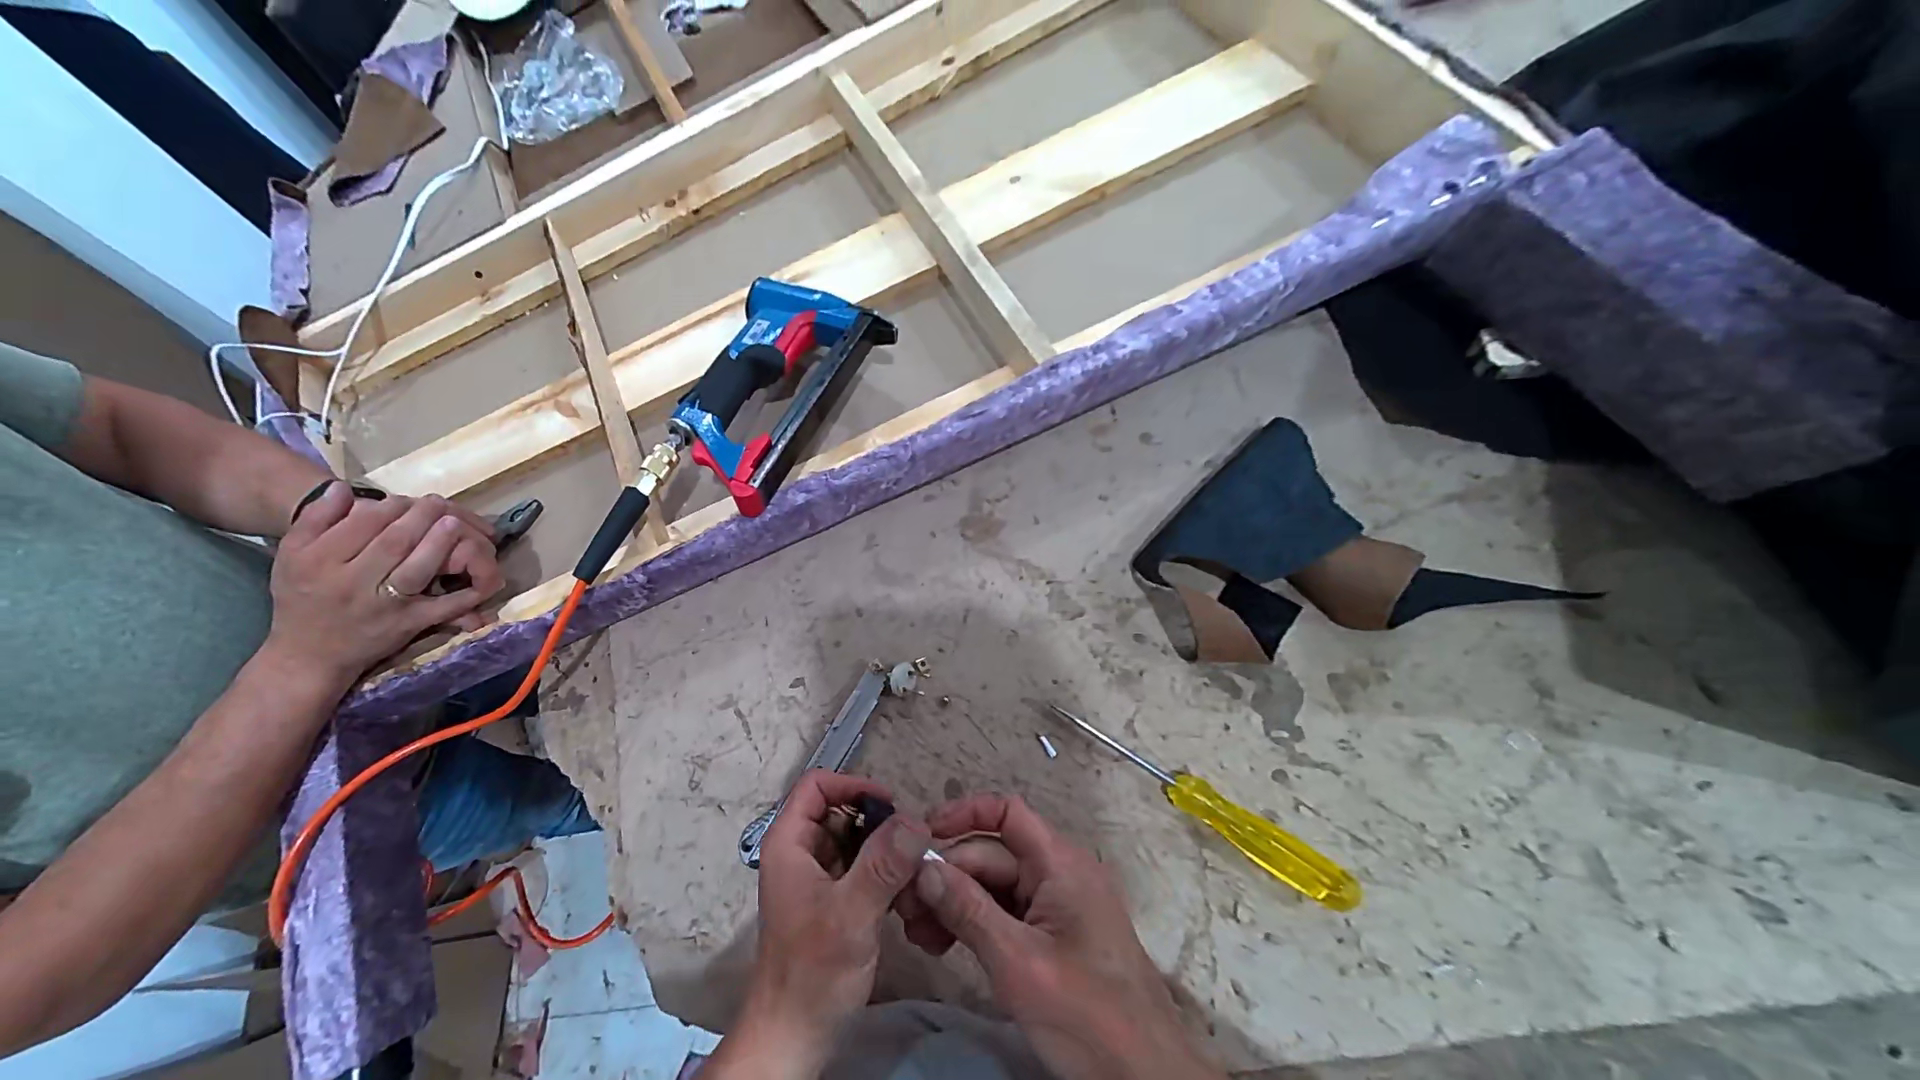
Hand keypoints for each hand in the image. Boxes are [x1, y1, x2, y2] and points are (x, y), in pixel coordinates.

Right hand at [262, 482, 504, 686]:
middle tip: (438, 503)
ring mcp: (385, 605)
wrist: (307, 654)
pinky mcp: (410, 624)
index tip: (406, 499)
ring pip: (416, 570)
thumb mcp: (293, 556)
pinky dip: (466, 592)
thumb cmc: (303, 598)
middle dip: (420, 518)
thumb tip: (344, 488)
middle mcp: (352, 583)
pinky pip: (444, 607)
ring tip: (454, 523)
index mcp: (320, 562)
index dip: (390, 507)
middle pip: (393, 543)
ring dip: (439, 545)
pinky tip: (482, 574)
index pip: (361, 524)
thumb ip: (315, 520)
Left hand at [720, 771, 930, 1075]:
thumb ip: (882, 864)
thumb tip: (915, 819)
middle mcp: (801, 853)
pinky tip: (905, 896)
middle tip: (912, 846)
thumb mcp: (851, 914)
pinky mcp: (835, 900)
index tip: (890, 806)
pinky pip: (864, 868)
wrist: (794, 1038)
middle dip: (878, 823)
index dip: (853, 785)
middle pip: (843, 811)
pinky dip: (886, 874)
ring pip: (857, 840)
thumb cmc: (812, 973)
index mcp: (790, 844)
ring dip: (887, 851)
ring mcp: (818, 878)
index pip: (817, 785)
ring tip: (913, 873)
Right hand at [896, 795, 1224, 1079]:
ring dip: (954, 903)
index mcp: (1061, 864)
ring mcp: (1057, 907)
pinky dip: (974, 925)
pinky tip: (943, 945)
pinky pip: (1006, 915)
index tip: (921, 837)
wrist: (1146, 1078)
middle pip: (993, 856)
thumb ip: (969, 911)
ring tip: (916, 935)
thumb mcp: (1018, 962)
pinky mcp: (1053, 937)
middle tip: (902, 908)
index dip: (963, 813)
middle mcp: (1059, 874)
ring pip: (995, 887)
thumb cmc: (1086, 1013)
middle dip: (947, 875)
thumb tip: (924, 868)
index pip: (1007, 813)